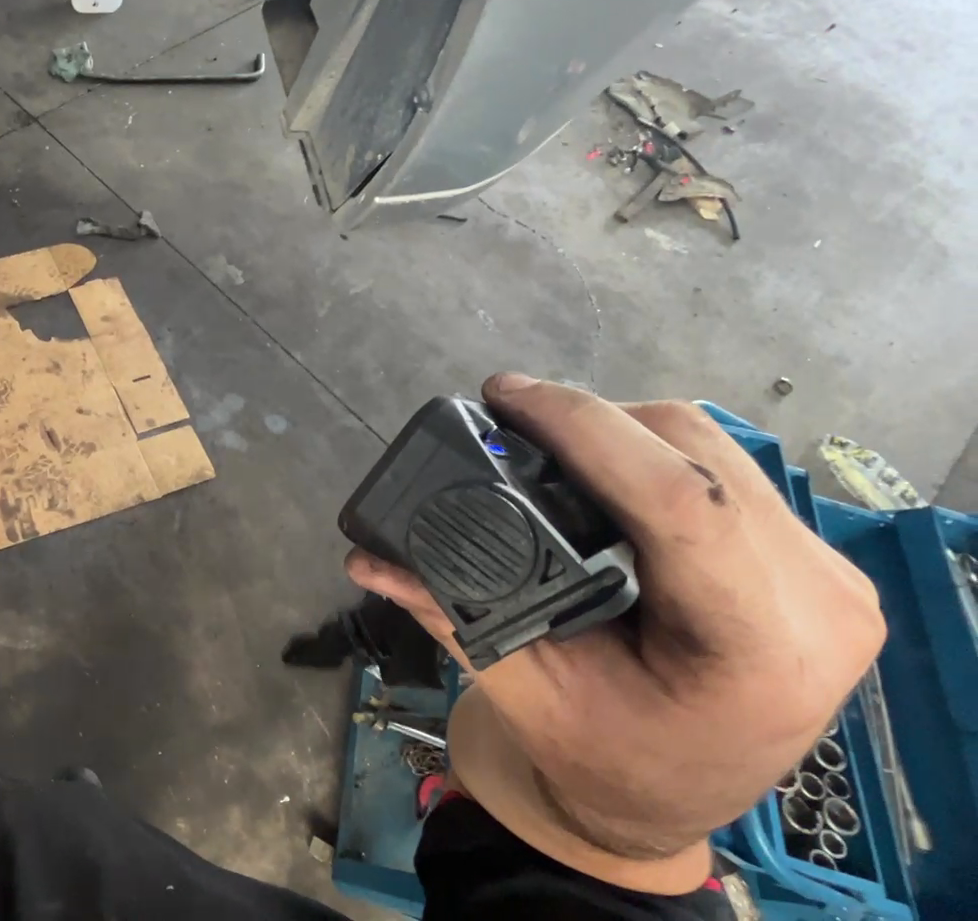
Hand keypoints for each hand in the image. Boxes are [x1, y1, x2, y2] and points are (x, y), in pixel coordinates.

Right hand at [349, 375, 885, 891]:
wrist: (664, 797)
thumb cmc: (597, 757)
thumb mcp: (518, 689)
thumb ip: (448, 611)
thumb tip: (364, 554)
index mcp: (757, 644)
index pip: (678, 497)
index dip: (583, 427)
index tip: (501, 395)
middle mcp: (817, 595)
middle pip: (697, 451)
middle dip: (590, 417)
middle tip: (502, 420)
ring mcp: (827, 570)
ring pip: (713, 444)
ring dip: (617, 426)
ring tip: (538, 438)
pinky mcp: (807, 554)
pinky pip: (722, 465)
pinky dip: (646, 447)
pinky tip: (592, 464)